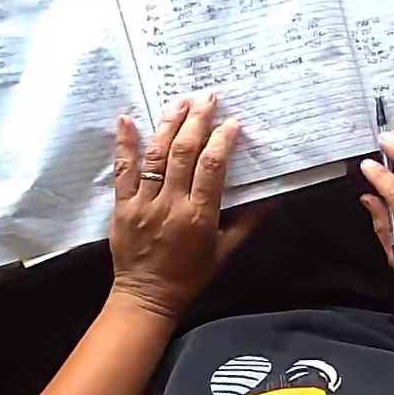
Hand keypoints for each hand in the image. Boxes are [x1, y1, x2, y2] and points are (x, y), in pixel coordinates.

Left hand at [110, 94, 262, 320]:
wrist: (146, 296)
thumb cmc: (190, 276)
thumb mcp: (224, 252)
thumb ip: (246, 223)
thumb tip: (271, 199)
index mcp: (199, 215)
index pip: (212, 167)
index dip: (222, 140)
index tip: (232, 122)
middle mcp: (171, 204)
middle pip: (184, 152)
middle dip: (197, 121)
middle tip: (207, 98)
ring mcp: (143, 203)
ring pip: (155, 155)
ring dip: (168, 124)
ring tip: (179, 101)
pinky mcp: (122, 205)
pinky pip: (123, 170)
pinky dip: (125, 143)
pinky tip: (127, 118)